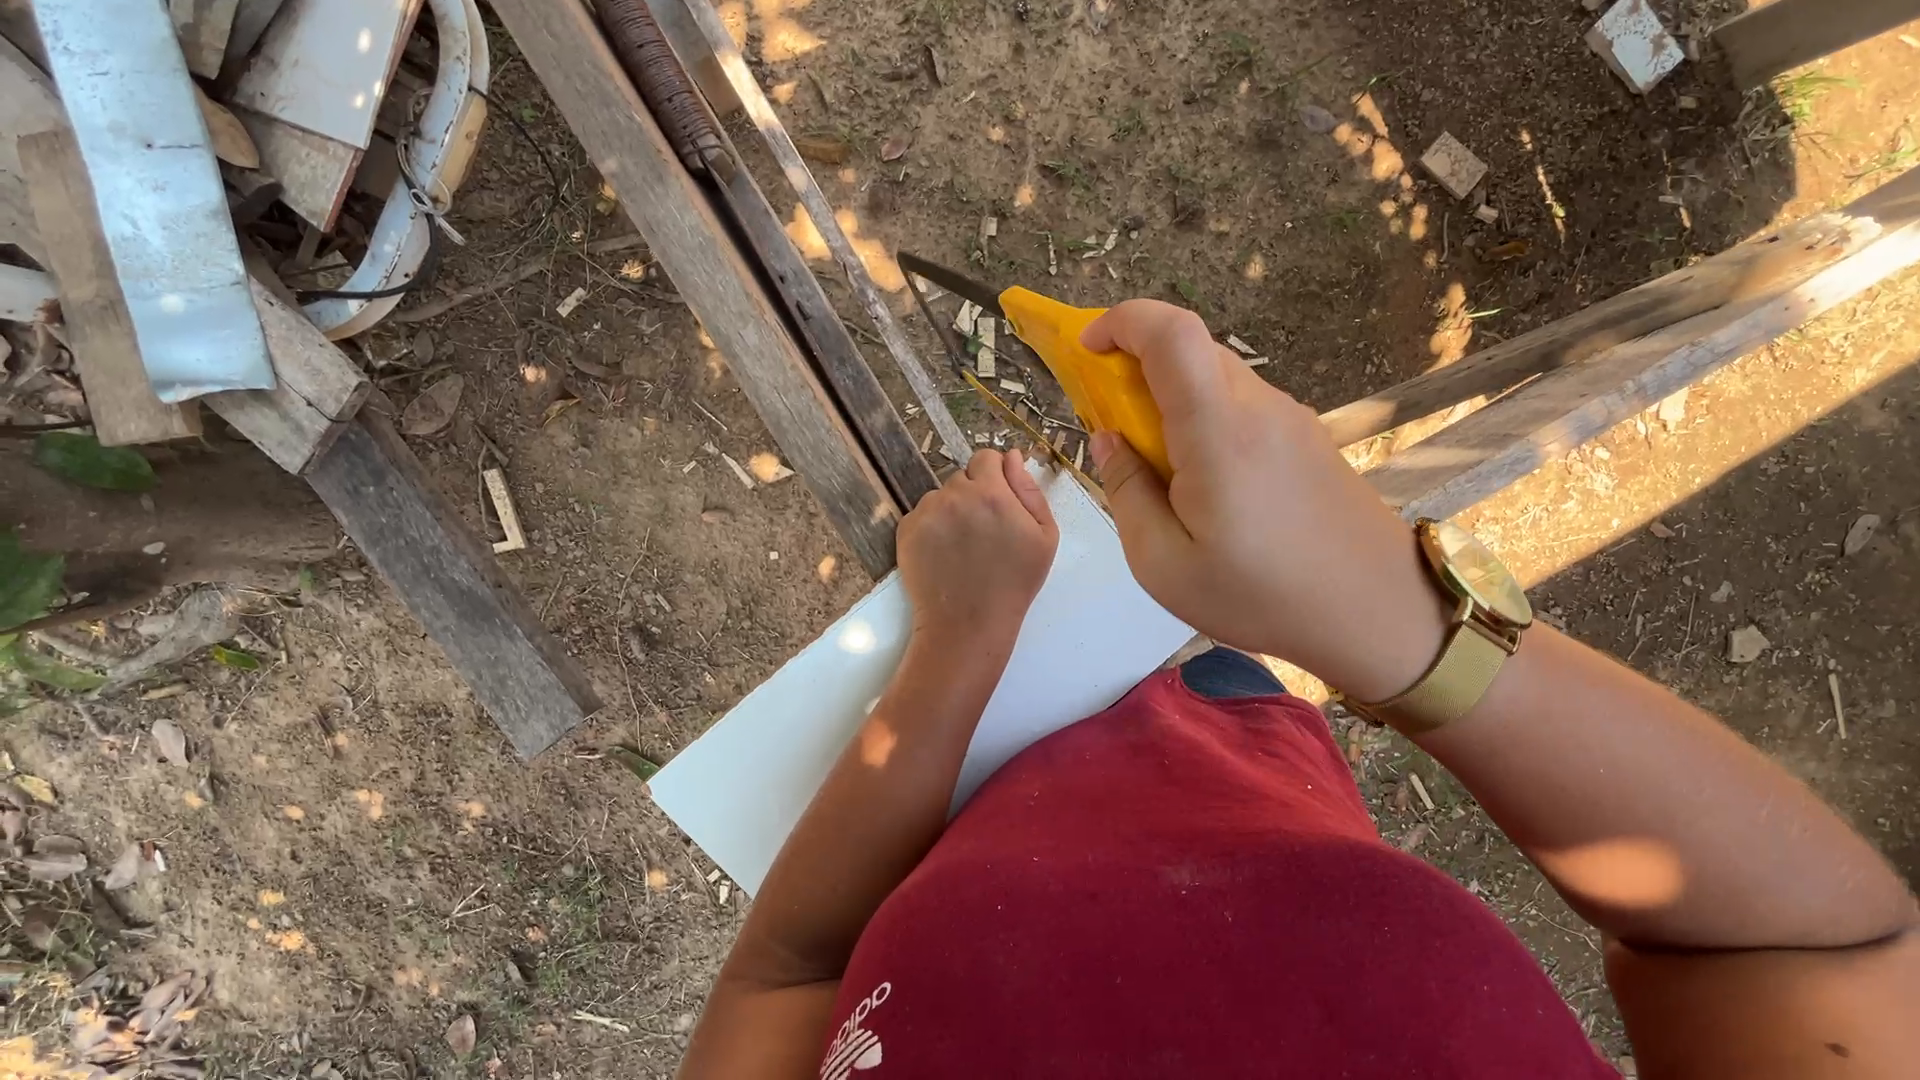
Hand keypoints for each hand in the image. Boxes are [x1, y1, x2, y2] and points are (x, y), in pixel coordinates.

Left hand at [897, 448, 1058, 652]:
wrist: (969, 623)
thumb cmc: (1014, 582)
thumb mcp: (1044, 535)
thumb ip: (1029, 489)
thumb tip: (1011, 456)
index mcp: (991, 492)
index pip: (986, 458)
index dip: (995, 477)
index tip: (999, 502)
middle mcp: (954, 495)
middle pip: (962, 478)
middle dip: (974, 496)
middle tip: (984, 533)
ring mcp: (926, 512)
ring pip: (940, 497)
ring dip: (951, 512)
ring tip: (963, 548)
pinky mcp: (906, 530)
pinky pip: (921, 516)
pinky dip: (931, 529)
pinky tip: (945, 555)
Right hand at [1081, 300, 1450, 702]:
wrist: (1376, 613)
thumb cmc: (1259, 596)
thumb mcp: (1163, 564)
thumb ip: (1126, 492)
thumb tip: (1108, 439)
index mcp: (1218, 430)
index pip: (1170, 332)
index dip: (1122, 322)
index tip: (1087, 349)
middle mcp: (1258, 407)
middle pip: (1191, 349)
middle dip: (1137, 363)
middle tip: (1111, 419)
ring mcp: (1290, 419)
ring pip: (1218, 376)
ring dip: (1172, 395)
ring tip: (1157, 463)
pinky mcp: (1307, 439)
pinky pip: (1243, 405)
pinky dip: (1205, 415)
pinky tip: (1205, 481)